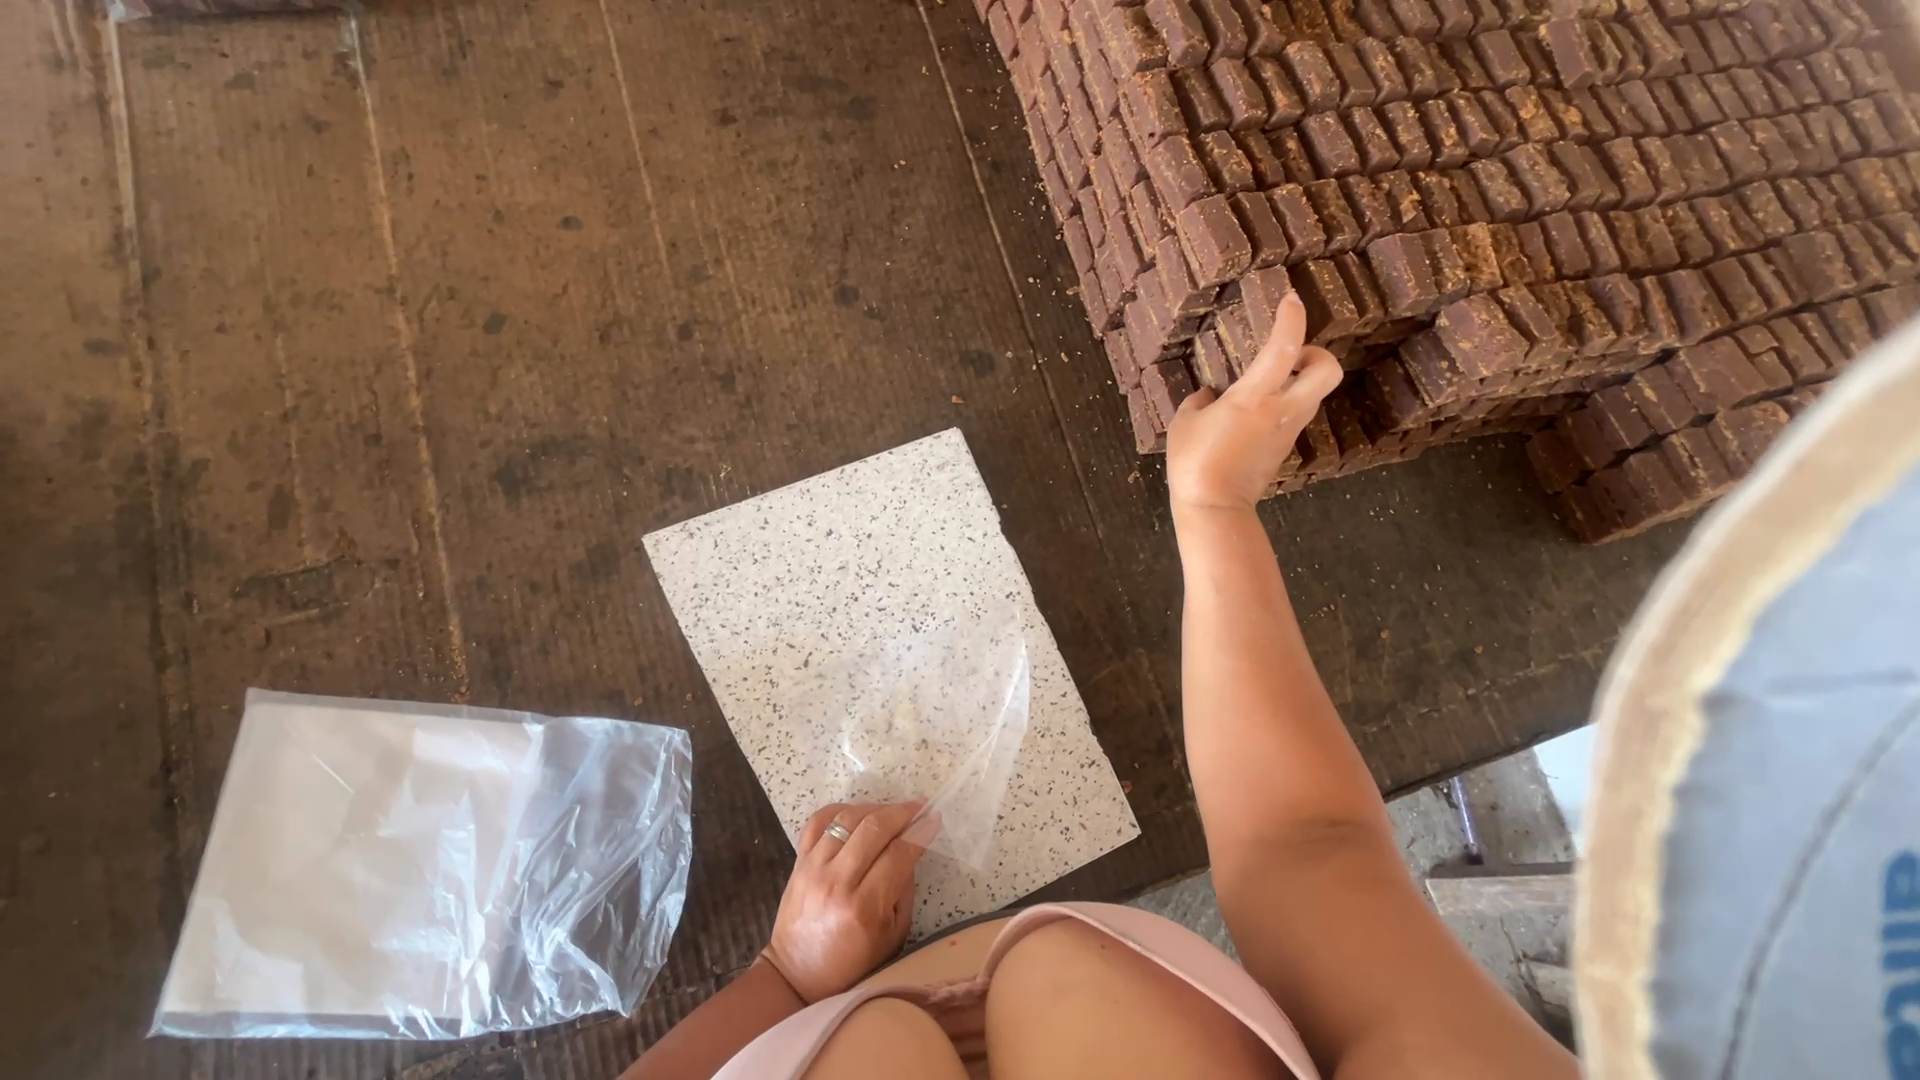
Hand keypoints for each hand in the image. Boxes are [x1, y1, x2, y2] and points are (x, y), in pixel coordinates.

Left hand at [761, 801, 932, 1004]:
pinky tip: (857, 814)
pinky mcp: (798, 862)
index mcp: (864, 907)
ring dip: (875, 808)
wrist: (796, 975)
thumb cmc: (852, 963)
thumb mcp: (893, 935)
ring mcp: (813, 868)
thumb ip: (904, 889)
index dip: (920, 832)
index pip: (899, 853)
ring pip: (847, 818)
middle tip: (919, 808)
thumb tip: (912, 848)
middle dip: (902, 812)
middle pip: (873, 827)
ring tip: (892, 812)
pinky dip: (840, 810)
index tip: (934, 819)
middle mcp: (837, 881)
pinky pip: (818, 821)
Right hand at [1166, 292, 1342, 513]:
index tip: (1290, 298)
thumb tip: (1211, 396)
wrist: (1214, 507)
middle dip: (1315, 354)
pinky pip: (1296, 414)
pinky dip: (1285, 403)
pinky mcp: (1284, 447)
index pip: (1285, 348)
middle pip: (1327, 370)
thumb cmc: (1194, 462)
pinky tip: (1255, 413)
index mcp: (1254, 397)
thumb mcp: (1185, 423)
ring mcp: (1287, 430)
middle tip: (1290, 356)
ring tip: (1268, 382)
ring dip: (1300, 380)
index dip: (1291, 318)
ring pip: (1315, 392)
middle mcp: (1281, 410)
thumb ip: (1201, 401)